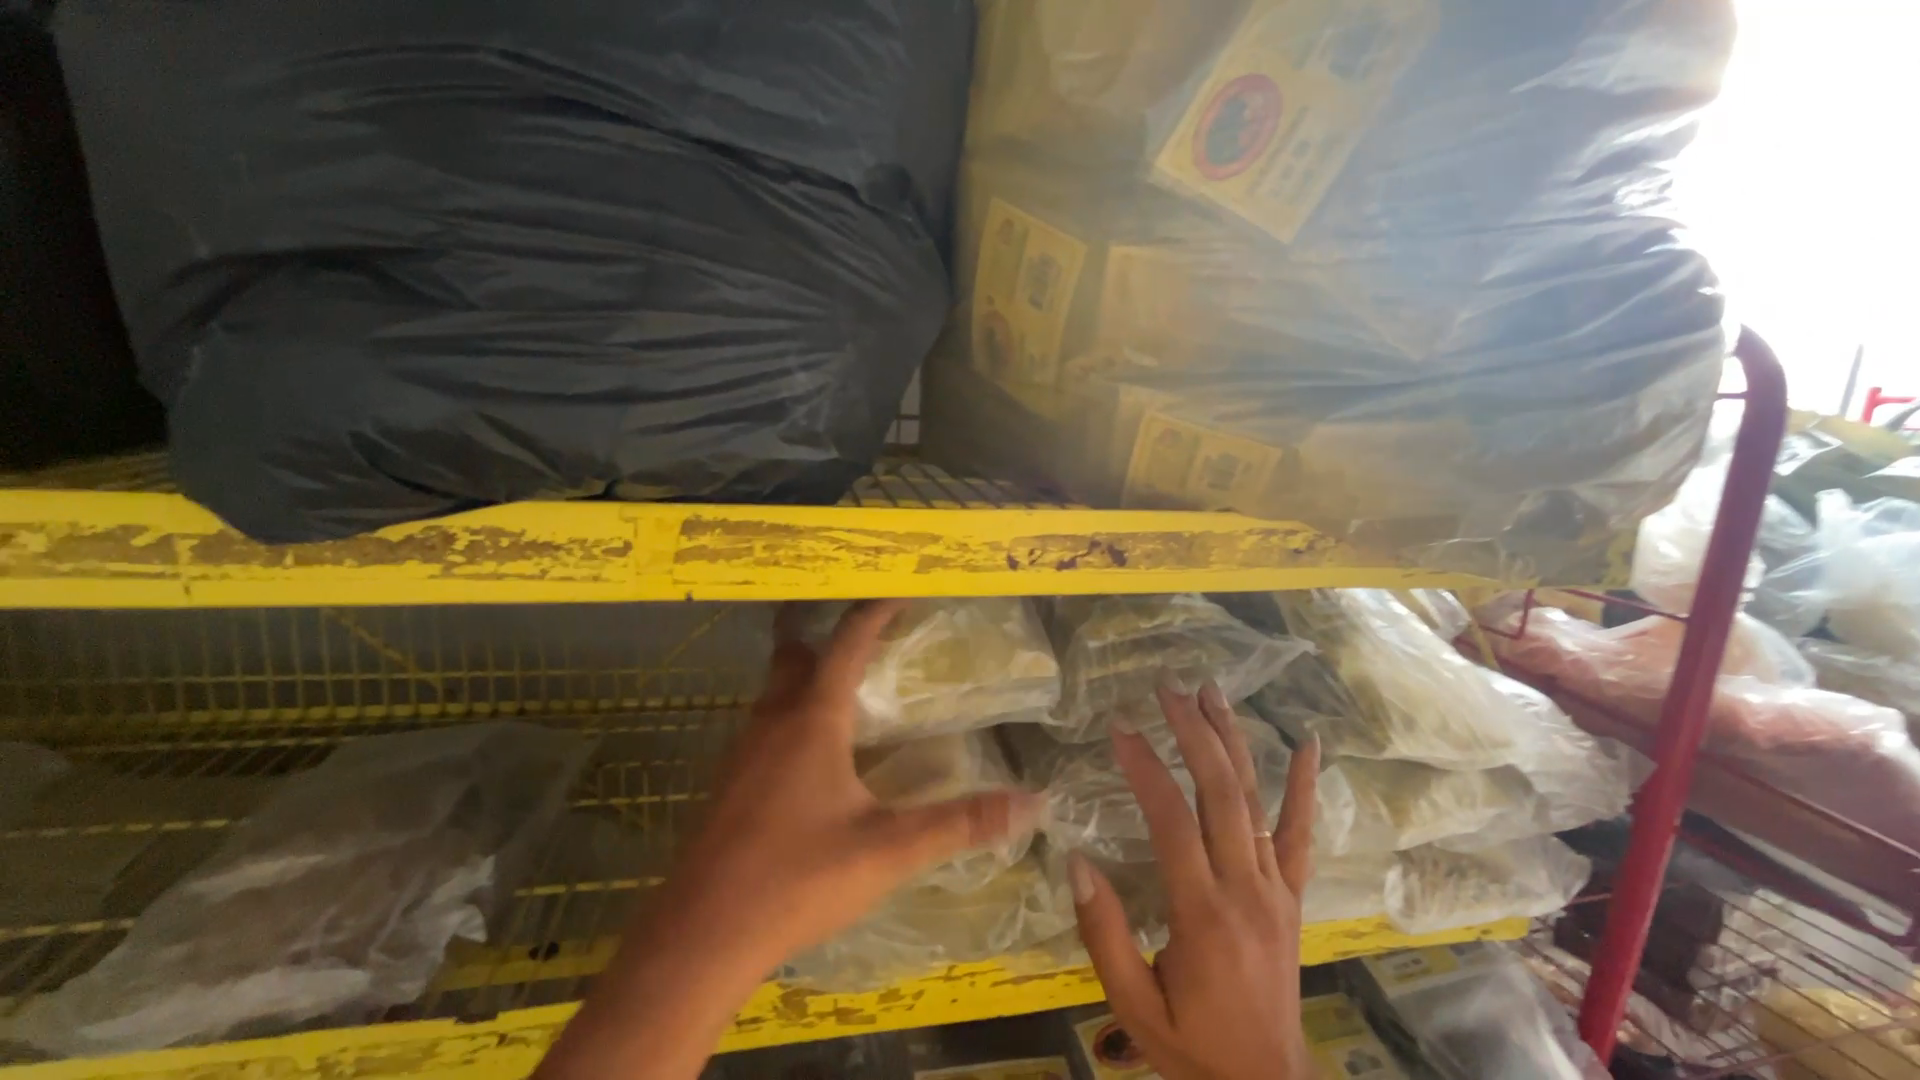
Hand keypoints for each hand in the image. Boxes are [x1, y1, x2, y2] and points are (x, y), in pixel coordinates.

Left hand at [536, 599, 1044, 1079]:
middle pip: (796, 656)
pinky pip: (762, 728)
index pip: (847, 644)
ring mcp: (742, 753)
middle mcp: (772, 722)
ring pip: (774, 692)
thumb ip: (961, 823)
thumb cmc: (798, 878)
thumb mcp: (889, 851)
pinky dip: (790, 717)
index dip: (875, 611)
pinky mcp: (728, 785)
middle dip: (828, 637)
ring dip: (807, 678)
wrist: (702, 934)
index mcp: (812, 720)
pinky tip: (813, 757)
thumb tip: (1034, 803)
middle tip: (868, 636)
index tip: (900, 590)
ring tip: (848, 689)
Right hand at [1070, 683, 1321, 1079]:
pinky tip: (1307, 744)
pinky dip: (1303, 786)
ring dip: (1231, 741)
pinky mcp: (1292, 896)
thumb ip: (1102, 932)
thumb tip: (1076, 861)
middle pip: (1220, 793)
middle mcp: (1245, 888)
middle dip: (1192, 733)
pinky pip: (1299, 833)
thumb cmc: (1190, 1044)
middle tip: (1167, 688)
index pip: (1171, 820)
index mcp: (1201, 913)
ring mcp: (1275, 888)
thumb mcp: (1131, 1003)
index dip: (1145, 767)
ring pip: (1254, 800)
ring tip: (1211, 692)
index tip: (1119, 726)